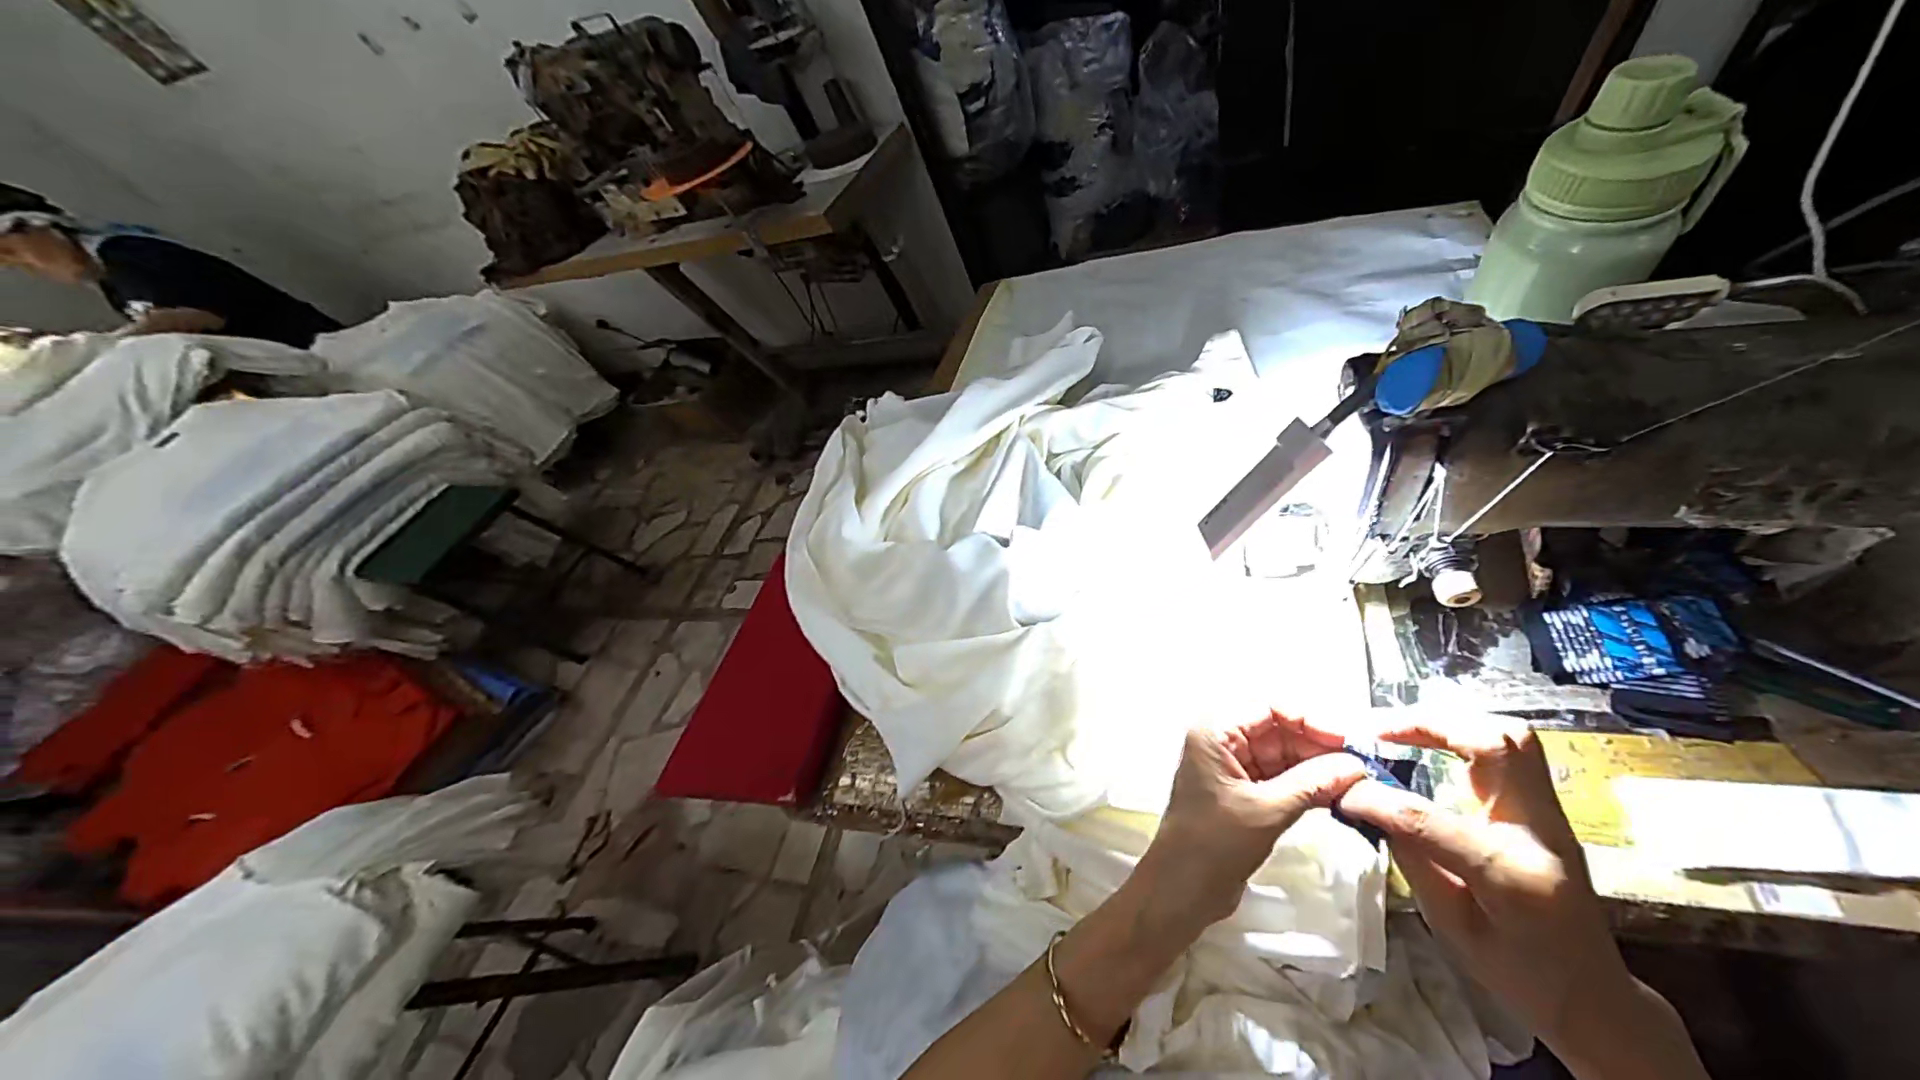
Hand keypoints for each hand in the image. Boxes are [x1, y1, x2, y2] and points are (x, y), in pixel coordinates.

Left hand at [1136, 712, 1368, 933]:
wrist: (1182, 889)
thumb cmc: (1214, 843)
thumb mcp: (1267, 810)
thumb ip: (1312, 783)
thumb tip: (1357, 765)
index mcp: (1215, 733)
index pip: (1268, 708)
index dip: (1311, 718)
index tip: (1350, 739)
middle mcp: (1223, 743)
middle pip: (1280, 729)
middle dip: (1320, 744)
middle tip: (1365, 763)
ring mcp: (1235, 768)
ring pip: (1286, 754)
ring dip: (1320, 765)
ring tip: (1361, 779)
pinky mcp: (1247, 793)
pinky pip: (1284, 776)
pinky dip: (1310, 783)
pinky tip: (1341, 793)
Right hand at [1333, 711, 1706, 1079]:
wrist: (1592, 995)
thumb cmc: (1517, 972)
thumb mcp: (1448, 924)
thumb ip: (1410, 855)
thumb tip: (1364, 804)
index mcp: (1514, 876)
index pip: (1428, 819)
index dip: (1375, 800)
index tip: (1340, 792)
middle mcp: (1542, 833)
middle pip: (1495, 745)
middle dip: (1428, 726)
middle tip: (1376, 732)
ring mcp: (1553, 816)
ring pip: (1509, 737)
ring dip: (1448, 724)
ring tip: (1400, 731)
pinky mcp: (1548, 809)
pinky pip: (1511, 752)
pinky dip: (1463, 736)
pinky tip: (1429, 744)